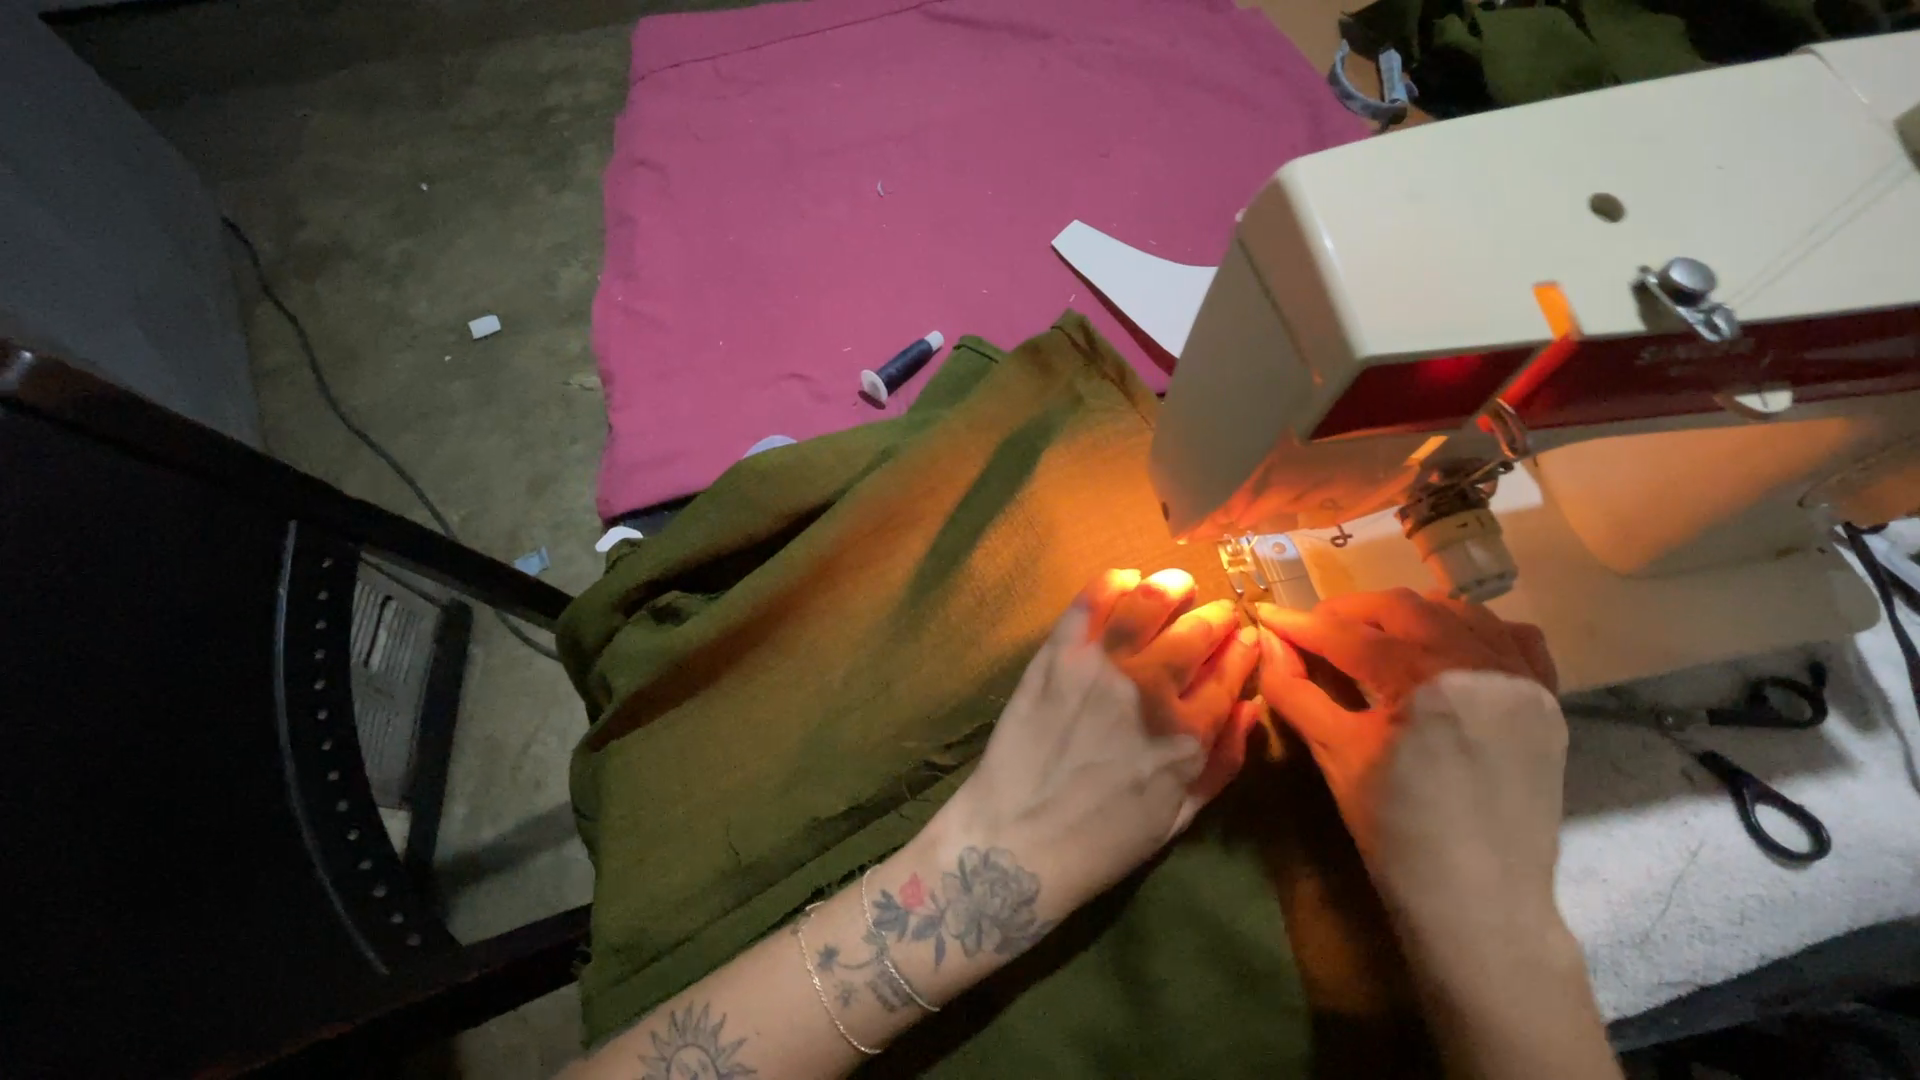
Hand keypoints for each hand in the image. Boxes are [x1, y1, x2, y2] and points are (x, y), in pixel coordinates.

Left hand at [931, 569, 1261, 920]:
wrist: (1017, 839)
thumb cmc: (1103, 839)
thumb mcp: (1180, 817)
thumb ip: (1223, 762)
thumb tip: (1251, 708)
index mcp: (1188, 734)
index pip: (1230, 672)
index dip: (1242, 650)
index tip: (1244, 638)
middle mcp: (1151, 689)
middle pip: (1196, 631)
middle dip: (1215, 616)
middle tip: (1213, 612)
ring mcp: (1102, 666)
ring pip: (1148, 604)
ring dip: (1170, 587)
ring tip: (1176, 583)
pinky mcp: (1057, 654)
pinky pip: (1089, 602)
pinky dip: (1112, 582)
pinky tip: (1124, 578)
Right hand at [1254, 589, 1563, 924]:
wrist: (1478, 901)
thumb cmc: (1395, 829)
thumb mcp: (1333, 753)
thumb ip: (1295, 689)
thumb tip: (1268, 642)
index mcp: (1425, 680)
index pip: (1349, 635)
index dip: (1302, 625)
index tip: (1269, 616)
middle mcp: (1481, 664)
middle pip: (1404, 609)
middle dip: (1352, 612)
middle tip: (1316, 629)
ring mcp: (1522, 680)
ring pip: (1460, 613)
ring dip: (1410, 614)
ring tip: (1376, 635)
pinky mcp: (1546, 702)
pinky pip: (1515, 640)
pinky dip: (1476, 630)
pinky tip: (1449, 646)